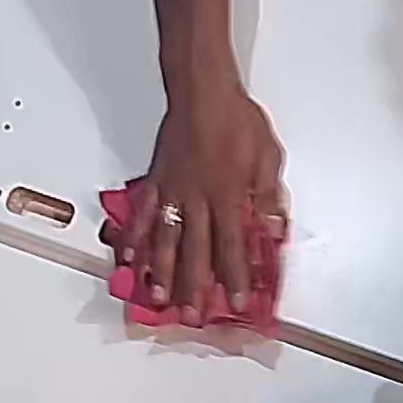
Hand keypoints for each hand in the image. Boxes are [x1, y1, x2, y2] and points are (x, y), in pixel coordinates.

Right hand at [106, 85, 285, 323]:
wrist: (202, 86)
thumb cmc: (236, 119)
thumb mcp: (267, 158)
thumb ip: (269, 198)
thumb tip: (274, 231)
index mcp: (228, 197)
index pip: (232, 247)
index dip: (235, 277)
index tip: (236, 303)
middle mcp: (198, 200)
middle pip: (196, 251)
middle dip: (194, 287)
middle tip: (192, 315)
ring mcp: (174, 193)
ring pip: (166, 239)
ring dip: (162, 273)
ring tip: (159, 299)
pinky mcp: (157, 182)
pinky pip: (143, 214)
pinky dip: (134, 238)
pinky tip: (128, 259)